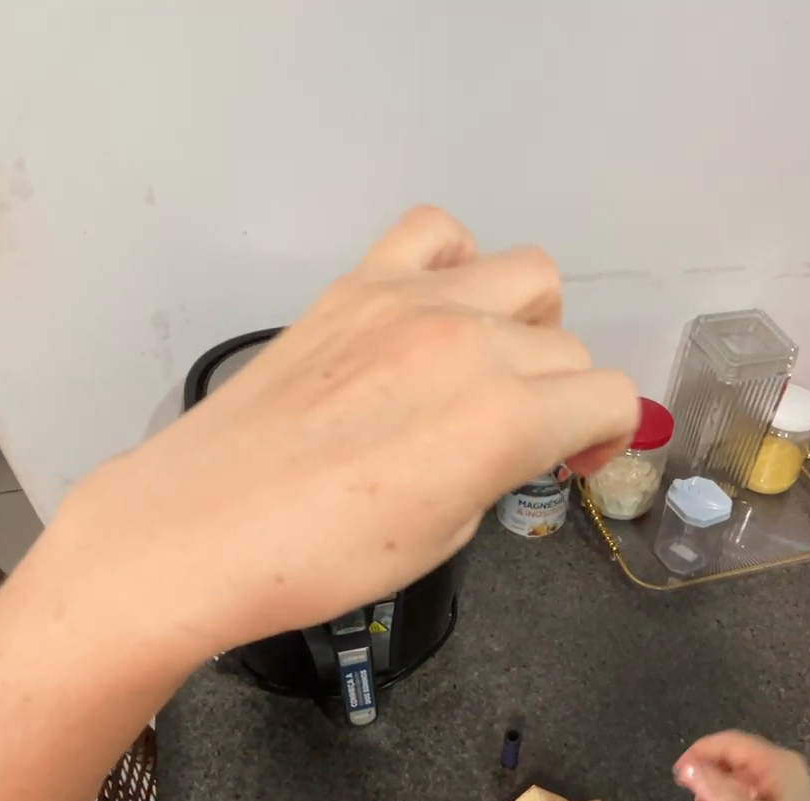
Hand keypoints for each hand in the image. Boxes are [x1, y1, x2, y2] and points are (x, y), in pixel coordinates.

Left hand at [32, 206, 638, 664]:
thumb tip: (521, 435)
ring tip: (486, 366)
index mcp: (504, 420)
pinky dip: (457, 264)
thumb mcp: (448, 532)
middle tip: (518, 438)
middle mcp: (472, 344)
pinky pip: (437, 232)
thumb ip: (504, 464)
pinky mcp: (356, 284)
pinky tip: (436, 311)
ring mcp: (411, 302)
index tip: (571, 463)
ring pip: (529, 275)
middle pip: (571, 347)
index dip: (607, 436)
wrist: (197, 530)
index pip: (613, 398)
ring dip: (529, 324)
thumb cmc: (325, 560)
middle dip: (563, 397)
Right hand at [675, 732, 809, 800]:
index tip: (677, 776)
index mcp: (777, 763)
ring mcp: (781, 794)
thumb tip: (687, 766)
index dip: (700, 753)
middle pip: (731, 764)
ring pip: (735, 787)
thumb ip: (715, 788)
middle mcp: (780, 772)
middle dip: (708, 785)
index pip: (730, 743)